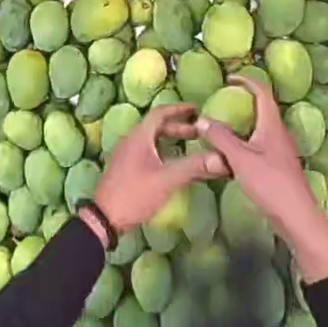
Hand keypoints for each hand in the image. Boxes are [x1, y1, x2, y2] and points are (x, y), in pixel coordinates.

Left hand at [89, 102, 226, 243]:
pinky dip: (163, 151)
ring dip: (171, 140)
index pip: (159, 114)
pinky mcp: (125, 167)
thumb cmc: (135, 193)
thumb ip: (193, 166)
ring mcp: (126, 153)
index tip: (196, 110)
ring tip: (191, 146)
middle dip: (179, 128)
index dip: (178, 110)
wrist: (105, 216)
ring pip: (152, 140)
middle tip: (199, 133)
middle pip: (156, 127)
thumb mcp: (166, 179)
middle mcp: (131, 140)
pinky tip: (173, 164)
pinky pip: (147, 151)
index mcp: (138, 136)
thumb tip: (221, 158)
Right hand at [196, 76, 327, 283]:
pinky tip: (226, 154)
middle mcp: (277, 134)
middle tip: (219, 101)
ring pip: (257, 129)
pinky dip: (240, 143)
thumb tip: (201, 119)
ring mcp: (277, 151)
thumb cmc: (271, 184)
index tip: (229, 78)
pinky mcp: (274, 166)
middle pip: (261, 109)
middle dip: (241, 102)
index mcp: (271, 126)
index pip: (262, 93)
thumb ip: (220, 138)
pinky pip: (255, 146)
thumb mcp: (240, 159)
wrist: (297, 218)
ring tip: (218, 126)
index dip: (247, 81)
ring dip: (239, 124)